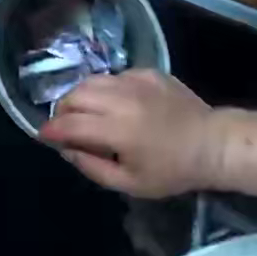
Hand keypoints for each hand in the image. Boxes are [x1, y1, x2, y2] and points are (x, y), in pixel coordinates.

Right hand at [39, 71, 228, 197]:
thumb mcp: (130, 184)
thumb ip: (93, 167)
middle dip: (62, 110)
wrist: (211, 143)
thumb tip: (66, 150)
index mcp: (116, 129)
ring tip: (84, 111)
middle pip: (74, 95)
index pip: (69, 124)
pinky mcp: (146, 71)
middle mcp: (120, 99)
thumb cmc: (172, 170)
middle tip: (65, 125)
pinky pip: (114, 76)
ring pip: (91, 80)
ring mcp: (134, 80)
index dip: (51, 130)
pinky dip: (106, 89)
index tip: (44, 136)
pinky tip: (115, 103)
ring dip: (80, 96)